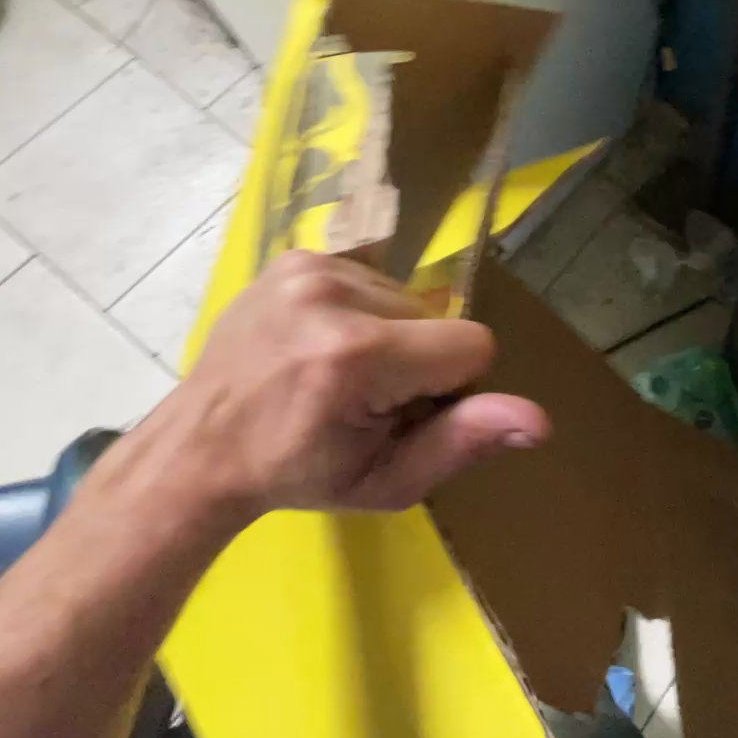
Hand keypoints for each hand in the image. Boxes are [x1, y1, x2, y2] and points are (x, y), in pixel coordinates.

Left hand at [155, 249, 549, 519]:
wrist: (198, 449)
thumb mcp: (387, 481)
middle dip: (419, 359)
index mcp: (357, 356)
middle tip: (366, 397)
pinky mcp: (295, 256)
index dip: (451, 385)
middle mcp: (333, 296)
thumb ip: (464, 442)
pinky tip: (323, 342)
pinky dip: (363, 311)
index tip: (405, 411)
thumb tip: (540, 420)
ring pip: (408, 296)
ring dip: (393, 334)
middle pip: (438, 317)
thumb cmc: (299, 473)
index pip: (472, 344)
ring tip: (341, 371)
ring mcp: (309, 268)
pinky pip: (372, 277)